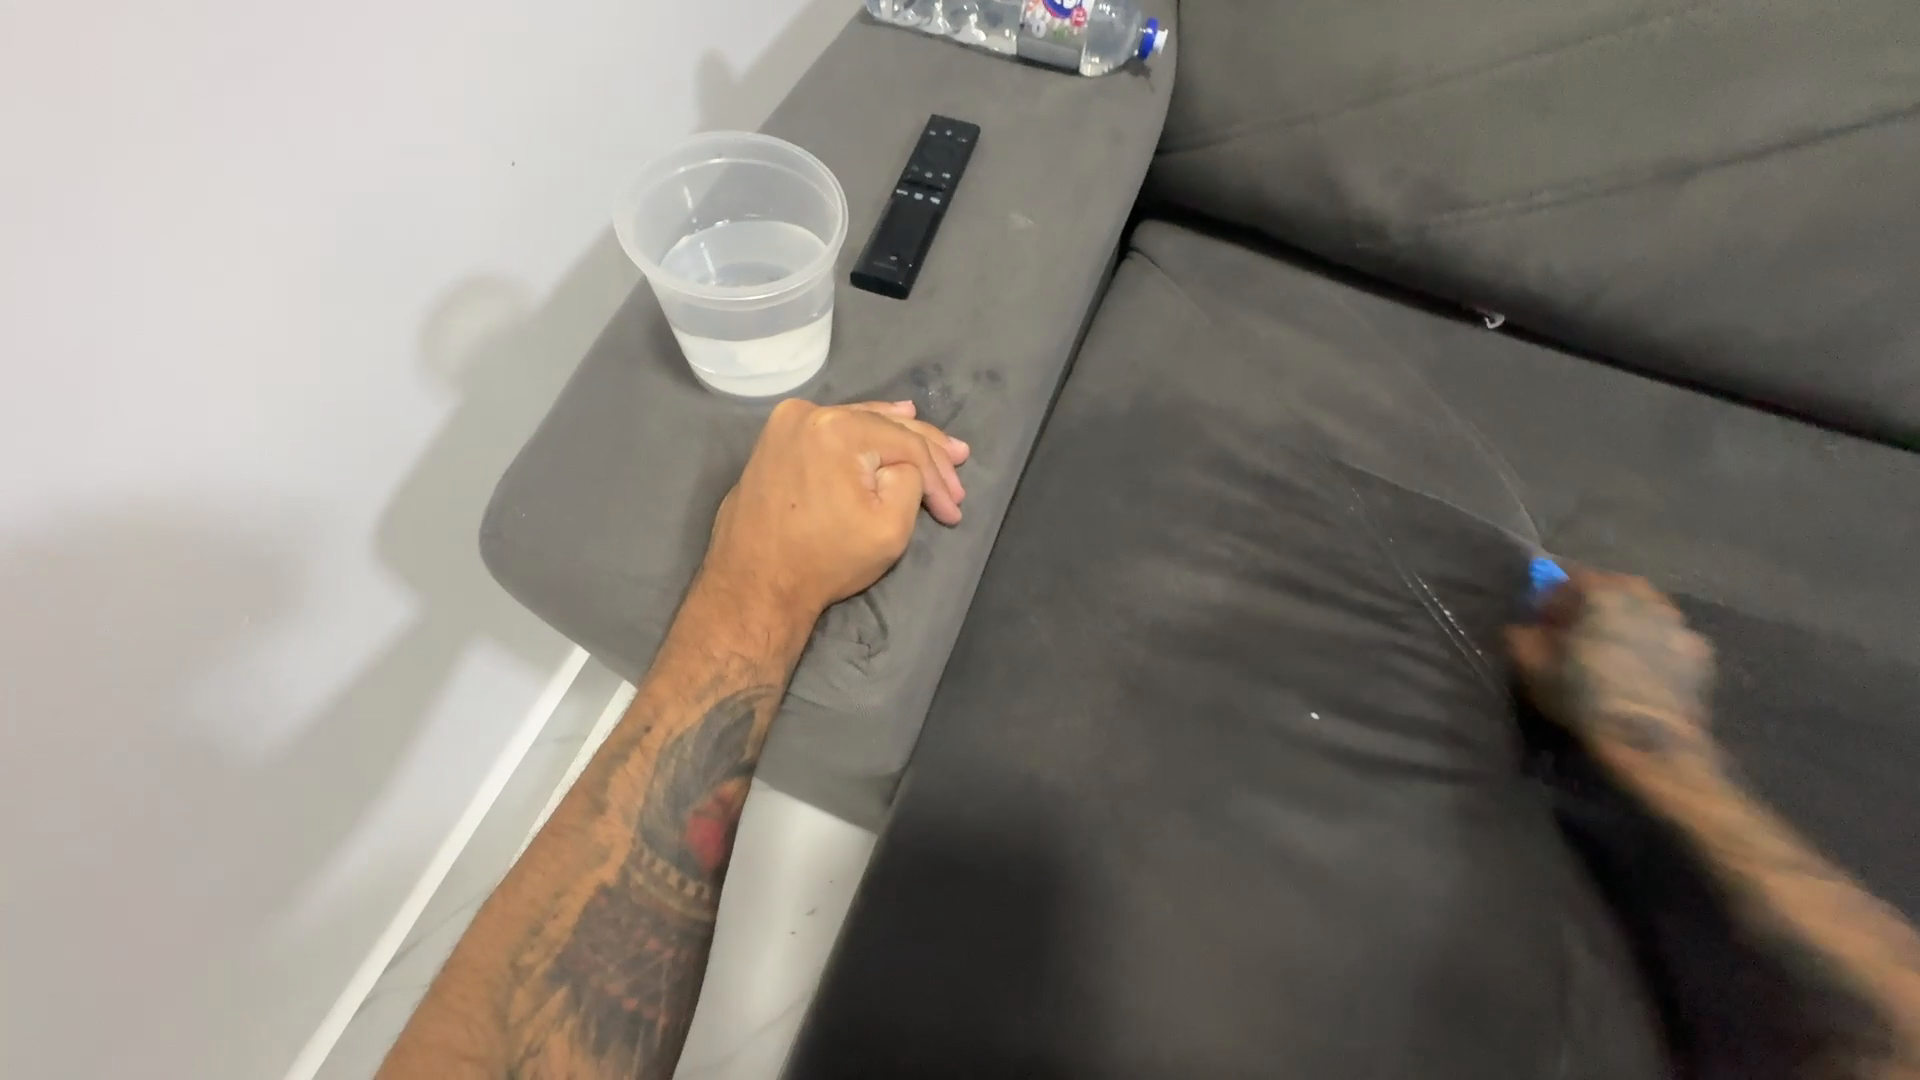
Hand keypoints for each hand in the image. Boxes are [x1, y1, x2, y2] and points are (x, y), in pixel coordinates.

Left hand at [699, 399, 970, 621]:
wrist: (753, 587)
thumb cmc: (824, 560)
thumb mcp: (889, 526)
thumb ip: (912, 481)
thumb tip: (904, 467)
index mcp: (837, 427)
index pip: (907, 445)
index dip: (939, 477)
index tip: (954, 511)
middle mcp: (809, 413)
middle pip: (884, 425)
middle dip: (926, 449)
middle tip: (961, 457)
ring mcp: (787, 425)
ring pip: (860, 424)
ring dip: (897, 438)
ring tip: (935, 441)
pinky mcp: (776, 442)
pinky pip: (834, 432)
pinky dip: (863, 437)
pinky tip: (887, 421)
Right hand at [1505, 567, 1716, 761]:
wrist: (1647, 737)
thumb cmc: (1580, 693)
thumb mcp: (1529, 664)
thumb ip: (1521, 636)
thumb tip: (1524, 627)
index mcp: (1601, 594)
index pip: (1571, 576)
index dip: (1551, 594)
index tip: (1540, 615)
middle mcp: (1644, 600)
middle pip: (1615, 585)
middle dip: (1593, 599)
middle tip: (1575, 624)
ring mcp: (1678, 626)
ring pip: (1646, 609)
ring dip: (1625, 618)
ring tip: (1608, 644)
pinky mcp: (1700, 655)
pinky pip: (1667, 636)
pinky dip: (1650, 641)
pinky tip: (1637, 665)